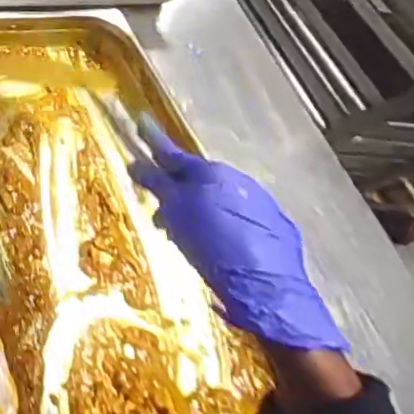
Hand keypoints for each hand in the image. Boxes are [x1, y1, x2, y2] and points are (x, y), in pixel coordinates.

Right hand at [129, 115, 346, 352]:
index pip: (175, 155)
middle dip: (175, 188)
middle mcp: (238, 182)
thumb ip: (159, 185)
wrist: (269, 291)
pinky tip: (214, 248)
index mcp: (213, 174)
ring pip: (216, 199)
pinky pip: (236, 219)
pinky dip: (218, 226)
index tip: (142, 122)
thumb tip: (137, 163)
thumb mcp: (178, 214)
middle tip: (158, 210)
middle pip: (196, 178)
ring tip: (182, 236)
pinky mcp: (275, 231)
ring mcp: (260, 205)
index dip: (155, 142)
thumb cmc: (214, 247)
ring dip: (196, 210)